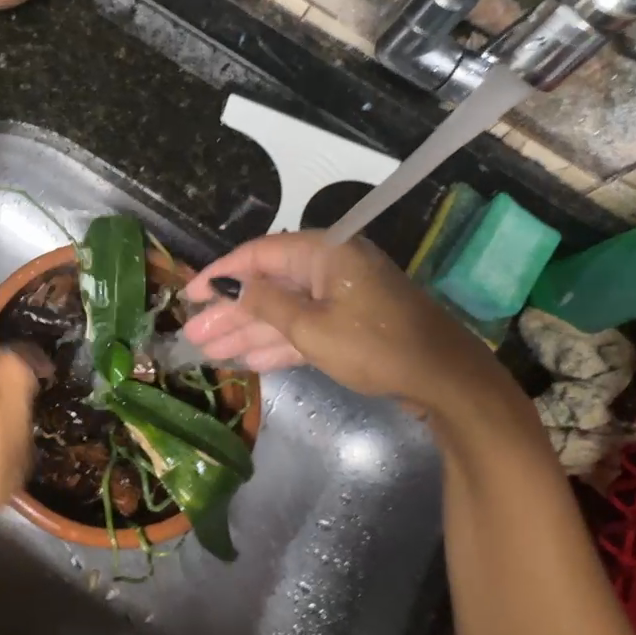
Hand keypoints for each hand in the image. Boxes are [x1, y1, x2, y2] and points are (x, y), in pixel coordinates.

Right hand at [180, 231, 513, 420]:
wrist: (446, 381)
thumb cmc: (376, 347)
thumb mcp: (312, 328)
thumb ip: (267, 304)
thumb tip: (233, 287)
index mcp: (323, 254)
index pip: (259, 255)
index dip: (221, 275)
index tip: (189, 294)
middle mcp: (329, 269)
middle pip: (269, 286)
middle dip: (230, 312)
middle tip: (193, 334)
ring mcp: (341, 298)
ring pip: (283, 311)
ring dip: (247, 332)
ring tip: (208, 352)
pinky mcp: (350, 326)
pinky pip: (303, 328)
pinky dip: (276, 343)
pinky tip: (245, 360)